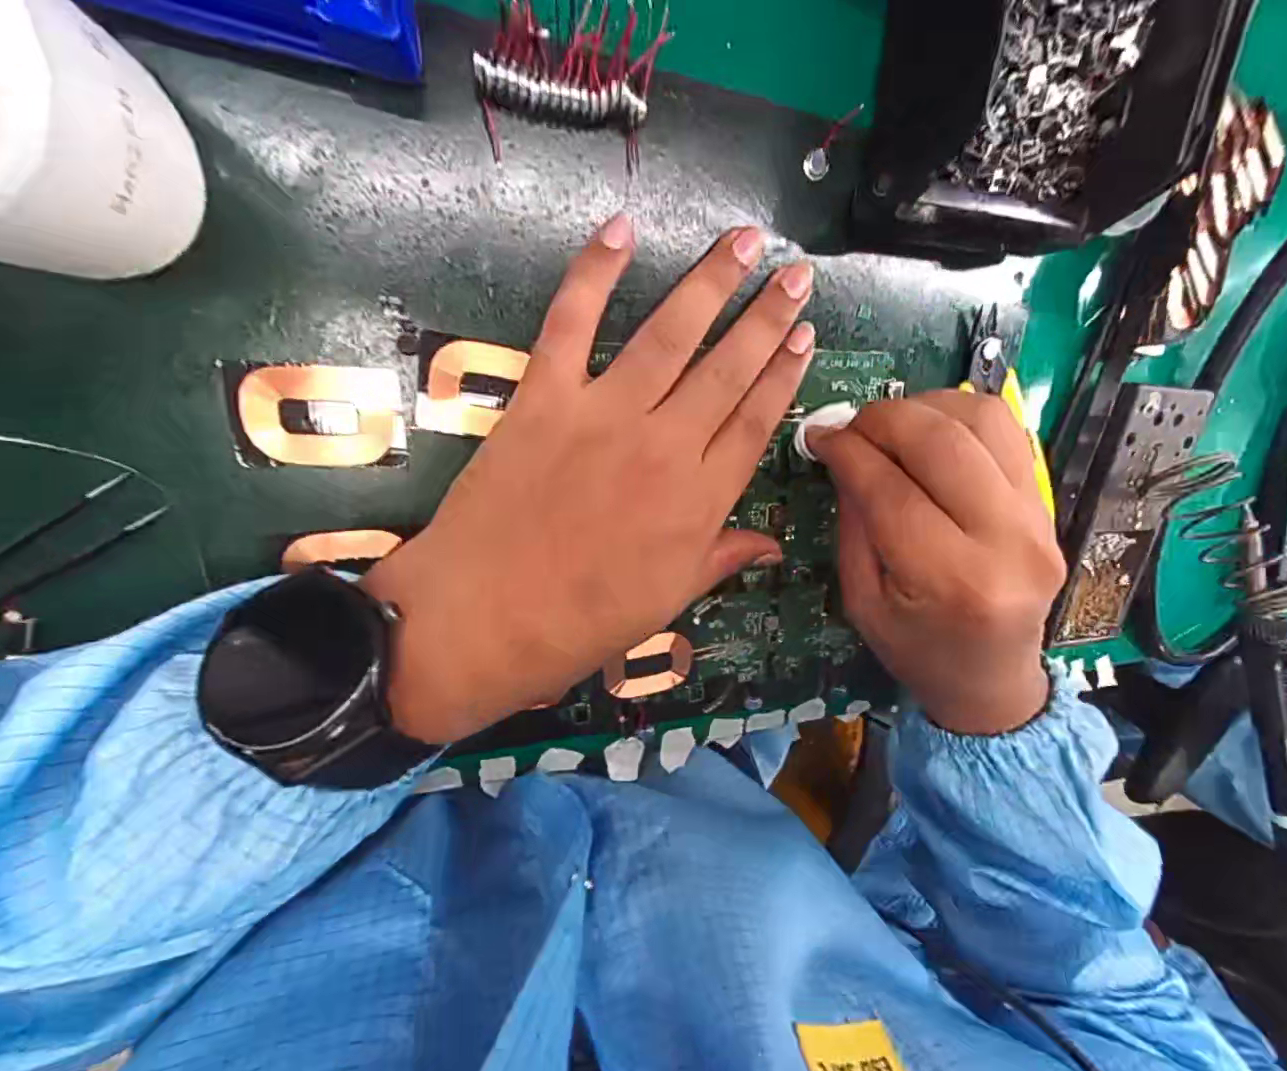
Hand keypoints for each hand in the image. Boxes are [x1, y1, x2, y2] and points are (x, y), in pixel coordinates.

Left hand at [362, 216, 816, 743]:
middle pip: (727, 369)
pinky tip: (622, 229)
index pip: (757, 421)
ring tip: (744, 241)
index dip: (784, 374)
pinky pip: (570, 324)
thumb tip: (771, 546)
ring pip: (669, 336)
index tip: (803, 335)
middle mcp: (664, 447)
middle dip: (766, 316)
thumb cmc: (576, 624)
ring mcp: (602, 417)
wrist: (482, 620)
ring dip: (710, 282)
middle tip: (795, 275)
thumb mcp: (663, 602)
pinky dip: (593, 273)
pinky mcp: (543, 400)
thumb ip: (718, 559)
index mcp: (699, 501)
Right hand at [808, 392, 1064, 734]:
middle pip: (943, 444)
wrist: (992, 678)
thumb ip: (854, 524)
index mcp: (950, 581)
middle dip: (885, 419)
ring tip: (890, 426)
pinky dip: (961, 417)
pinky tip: (929, 431)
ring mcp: (1038, 520)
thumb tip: (842, 454)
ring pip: (985, 422)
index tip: (818, 437)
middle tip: (851, 426)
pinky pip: (1009, 434)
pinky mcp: (1049, 506)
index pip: (891, 490)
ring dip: (927, 408)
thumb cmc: (915, 650)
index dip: (848, 453)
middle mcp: (1005, 543)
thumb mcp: (861, 599)